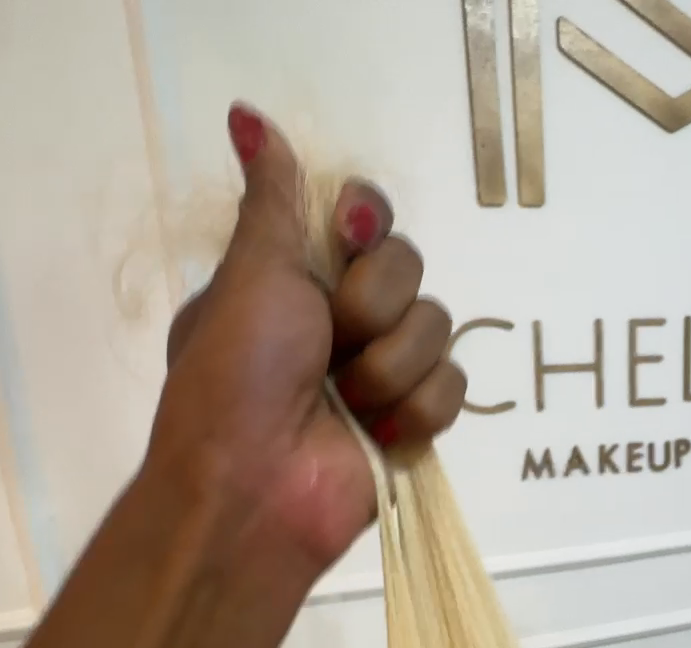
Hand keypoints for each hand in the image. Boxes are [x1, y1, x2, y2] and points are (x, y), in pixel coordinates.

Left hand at [147, 103, 465, 568]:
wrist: (254, 488)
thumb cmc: (237, 377)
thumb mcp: (251, 277)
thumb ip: (274, 203)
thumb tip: (248, 115)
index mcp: (304, 278)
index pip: (368, 218)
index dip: (368, 221)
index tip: (350, 234)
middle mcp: (349, 318)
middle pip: (410, 268)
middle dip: (370, 308)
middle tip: (330, 345)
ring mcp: (387, 371)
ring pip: (437, 329)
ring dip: (387, 369)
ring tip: (347, 404)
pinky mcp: (417, 421)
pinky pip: (453, 387)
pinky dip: (415, 411)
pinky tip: (380, 433)